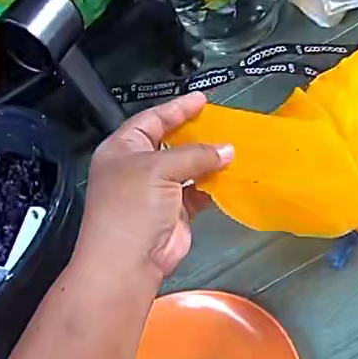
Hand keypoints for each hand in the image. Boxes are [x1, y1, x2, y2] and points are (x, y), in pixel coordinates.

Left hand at [77, 93, 232, 282]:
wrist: (129, 259)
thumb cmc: (132, 206)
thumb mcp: (159, 169)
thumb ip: (195, 155)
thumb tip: (228, 150)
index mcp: (123, 148)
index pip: (152, 120)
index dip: (177, 109)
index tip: (202, 99)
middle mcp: (140, 167)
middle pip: (172, 142)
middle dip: (197, 134)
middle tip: (224, 124)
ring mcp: (158, 190)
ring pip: (189, 168)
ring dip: (210, 161)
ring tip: (234, 149)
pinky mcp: (176, 212)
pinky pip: (199, 192)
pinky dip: (214, 185)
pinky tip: (231, 176)